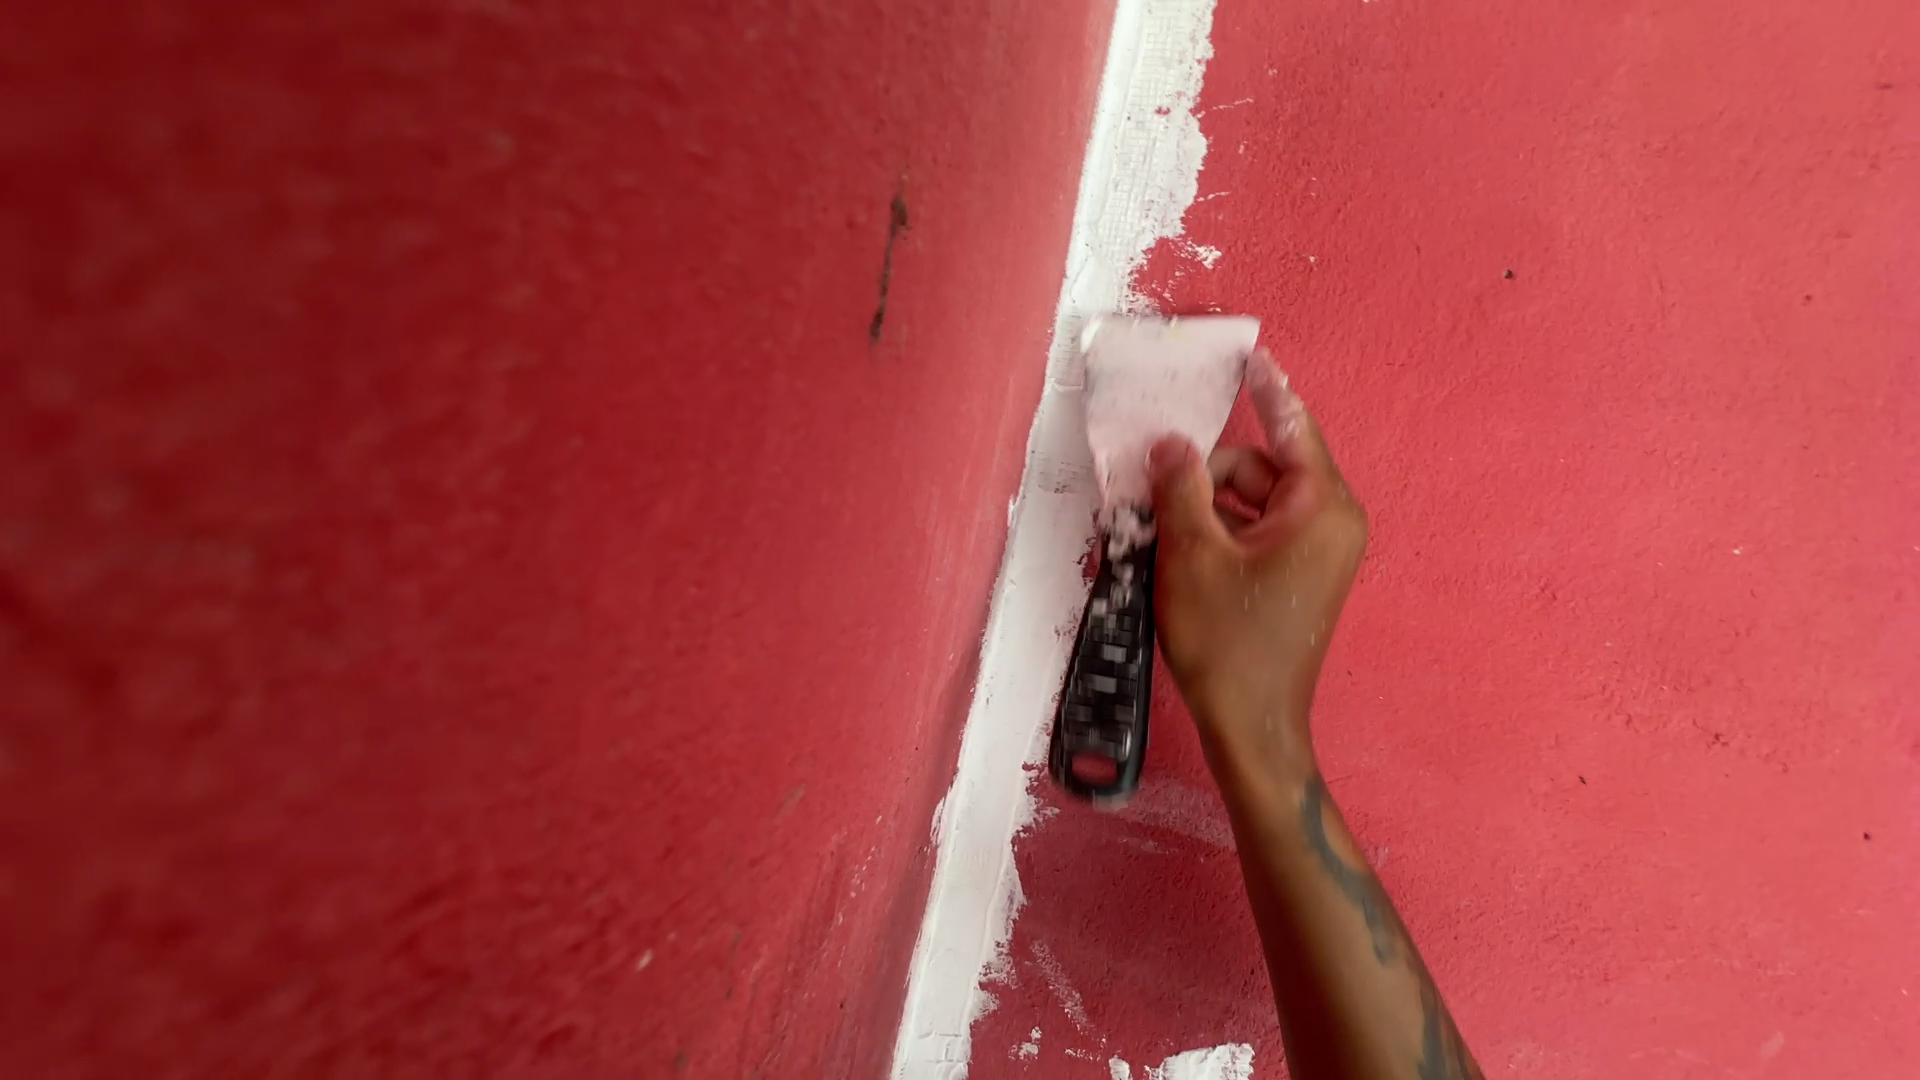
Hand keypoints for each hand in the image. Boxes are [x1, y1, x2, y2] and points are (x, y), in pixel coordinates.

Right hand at [1147, 349, 1366, 774]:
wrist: (1251, 723)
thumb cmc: (1226, 639)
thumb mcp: (1190, 554)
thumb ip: (1179, 488)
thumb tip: (1169, 444)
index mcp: (1319, 508)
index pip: (1293, 427)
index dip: (1267, 389)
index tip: (1251, 354)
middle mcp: (1328, 522)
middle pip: (1258, 469)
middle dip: (1205, 474)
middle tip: (1150, 490)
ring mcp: (1314, 552)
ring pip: (1250, 502)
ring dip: (1203, 505)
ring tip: (1155, 526)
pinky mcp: (1296, 575)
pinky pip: (1254, 531)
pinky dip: (1217, 530)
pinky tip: (1176, 547)